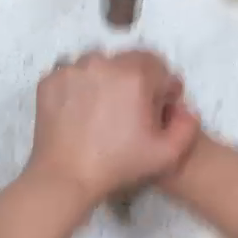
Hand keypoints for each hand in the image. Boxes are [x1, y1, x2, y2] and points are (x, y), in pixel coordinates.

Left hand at [25, 50, 201, 206]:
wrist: (66, 176)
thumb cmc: (117, 166)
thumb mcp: (166, 154)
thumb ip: (187, 125)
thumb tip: (184, 106)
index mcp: (135, 75)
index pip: (158, 66)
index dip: (161, 87)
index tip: (154, 108)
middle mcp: (103, 63)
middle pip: (128, 61)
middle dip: (135, 80)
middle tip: (128, 110)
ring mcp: (73, 69)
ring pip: (99, 64)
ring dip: (106, 80)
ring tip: (102, 110)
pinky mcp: (50, 80)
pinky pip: (73, 75)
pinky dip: (80, 87)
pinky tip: (81, 111)